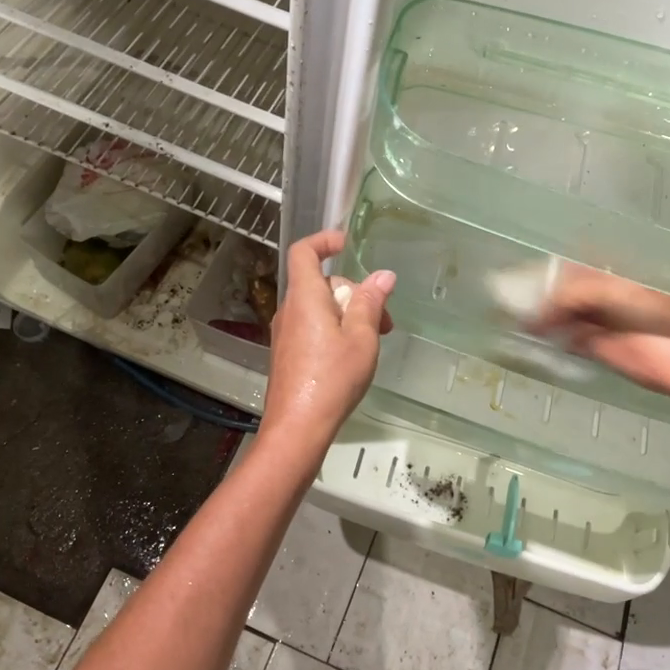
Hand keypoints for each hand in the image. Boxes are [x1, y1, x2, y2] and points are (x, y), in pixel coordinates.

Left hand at [262, 230, 395, 448]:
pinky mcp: (288, 354)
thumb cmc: (331, 378)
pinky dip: (336, 329)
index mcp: (305, 297)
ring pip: (319, 307)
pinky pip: (313, 327)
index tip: (349, 246)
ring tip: (375, 340)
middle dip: (355, 291)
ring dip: (349, 314)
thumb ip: (371, 303)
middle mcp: (290, 309)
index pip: (304, 251)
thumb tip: (383, 275)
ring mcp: (286, 333)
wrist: (297, 428)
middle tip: (383, 318)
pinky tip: (355, 355)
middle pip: (321, 283)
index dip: (325, 241)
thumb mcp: (361, 338)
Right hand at [529, 264, 669, 400]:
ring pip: (603, 284)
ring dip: (582, 299)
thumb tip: (573, 336)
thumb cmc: (661, 361)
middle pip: (584, 278)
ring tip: (568, 320)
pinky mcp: (662, 298)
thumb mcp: (617, 353)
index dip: (546, 308)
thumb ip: (589, 340)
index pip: (568, 291)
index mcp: (612, 289)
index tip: (530, 323)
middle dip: (561, 295)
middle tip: (544, 314)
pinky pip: (621, 293)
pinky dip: (603, 305)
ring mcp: (647, 287)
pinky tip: (599, 323)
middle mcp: (628, 280)